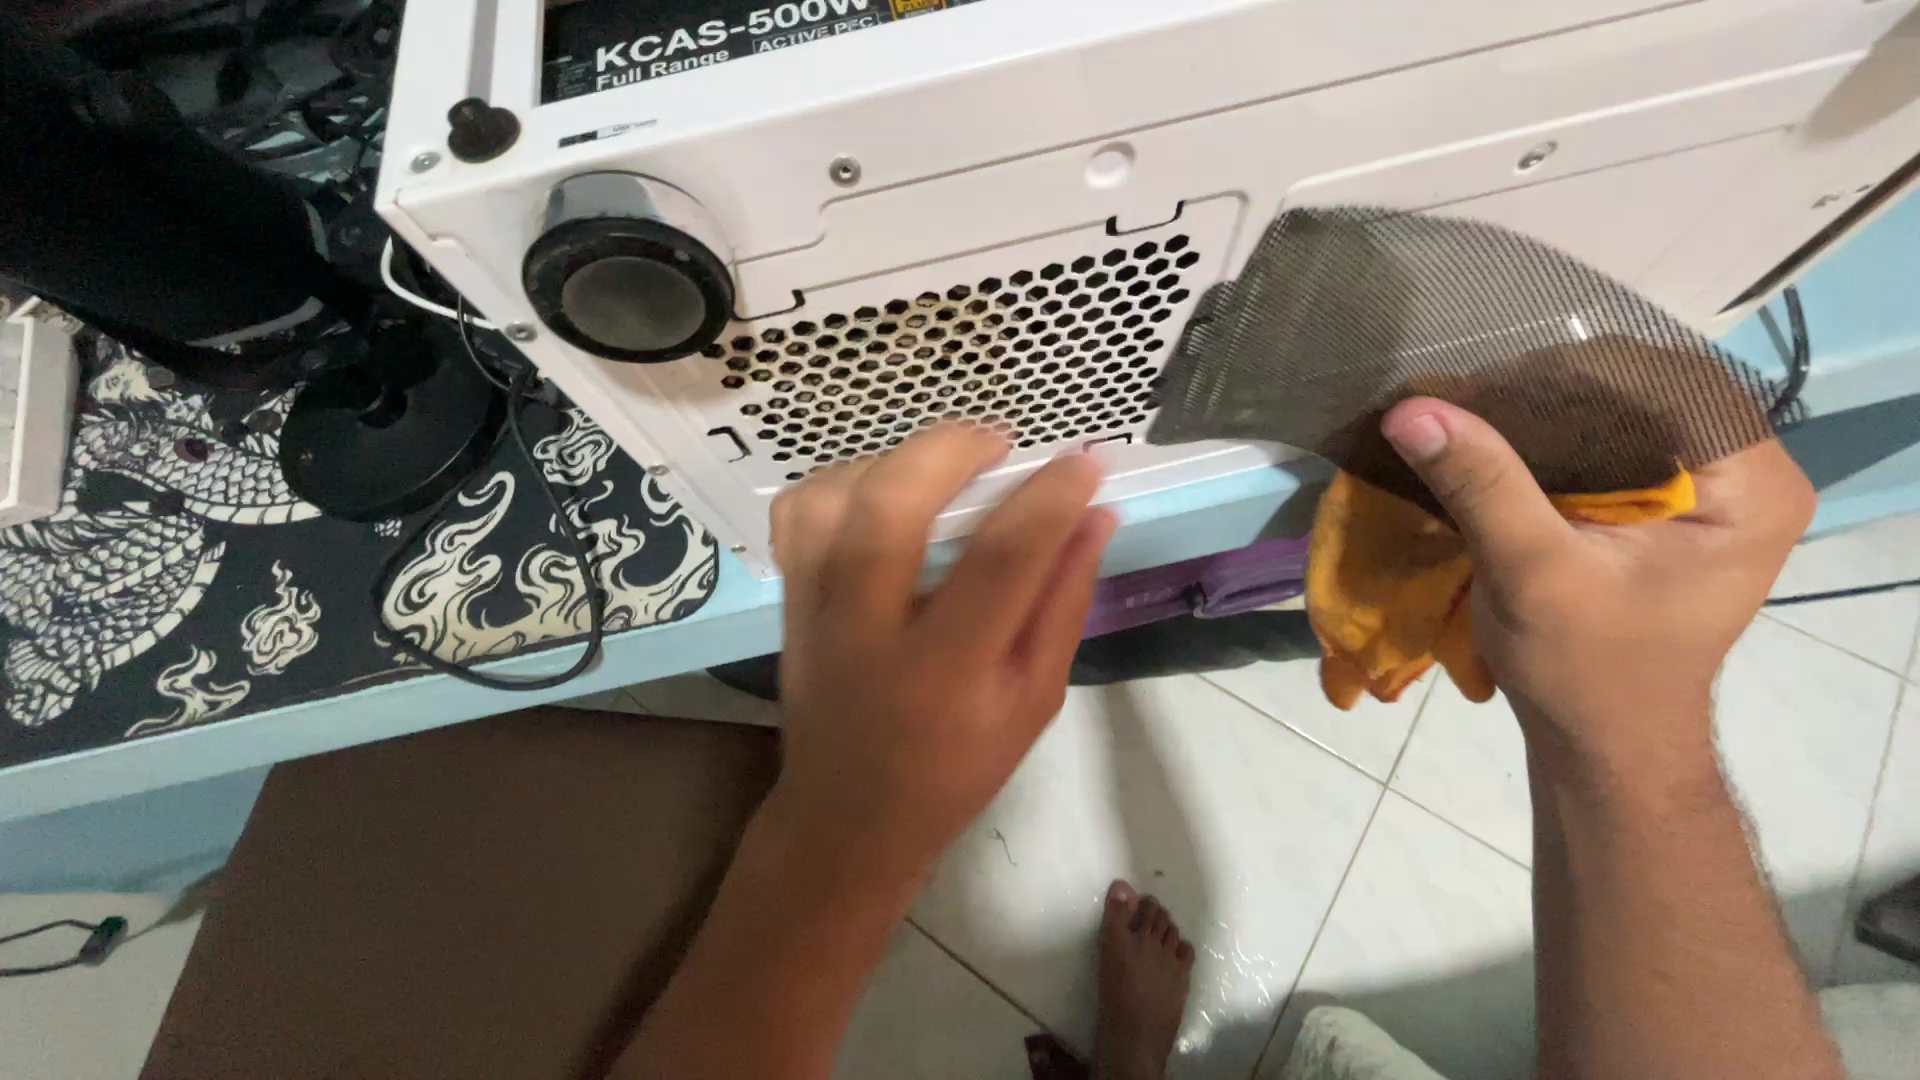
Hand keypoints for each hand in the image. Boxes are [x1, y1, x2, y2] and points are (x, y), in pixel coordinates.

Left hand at [766, 426, 1116, 877]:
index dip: (1050, 498)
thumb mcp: (1033, 699)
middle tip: (997, 441)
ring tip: (942, 462)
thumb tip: (1096, 515)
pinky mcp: (788, 601)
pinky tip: (882, 489)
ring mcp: (814, 612)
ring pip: (832, 498)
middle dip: (949, 451)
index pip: (1002, 560)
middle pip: (891, 507)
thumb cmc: (955, 766)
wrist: (847, 815)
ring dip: (893, 459)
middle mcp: (868, 631)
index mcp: (944, 670)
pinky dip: (841, 480)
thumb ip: (1064, 603)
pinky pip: (797, 513)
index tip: (1085, 460)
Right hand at [1381, 398, 1813, 772]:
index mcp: (1751, 485)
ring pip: (1616, 416)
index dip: (1574, 374)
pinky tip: (1487, 450)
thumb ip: (1482, 485)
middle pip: (1644, 392)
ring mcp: (1698, 492)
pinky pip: (1597, 449)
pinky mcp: (1653, 509)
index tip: (1483, 391)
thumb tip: (1412, 409)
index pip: (1669, 383)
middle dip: (1548, 392)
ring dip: (1537, 415)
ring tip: (1466, 421)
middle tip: (1464, 403)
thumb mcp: (1531, 572)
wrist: (1597, 737)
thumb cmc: (1585, 667)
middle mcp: (1739, 474)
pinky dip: (1539, 443)